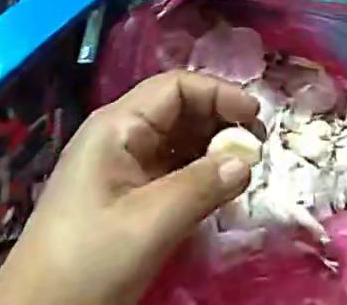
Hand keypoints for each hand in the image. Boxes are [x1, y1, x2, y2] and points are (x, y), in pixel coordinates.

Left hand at [0, 72, 262, 304]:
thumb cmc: (89, 258)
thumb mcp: (149, 223)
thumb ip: (200, 187)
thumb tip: (247, 159)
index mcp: (117, 124)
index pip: (175, 87)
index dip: (218, 93)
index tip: (256, 117)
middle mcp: (118, 132)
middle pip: (176, 108)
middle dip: (218, 118)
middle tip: (257, 145)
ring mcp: (119, 161)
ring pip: (174, 138)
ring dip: (210, 146)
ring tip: (244, 166)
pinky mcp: (122, 190)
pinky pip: (166, 166)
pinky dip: (195, 171)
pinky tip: (217, 188)